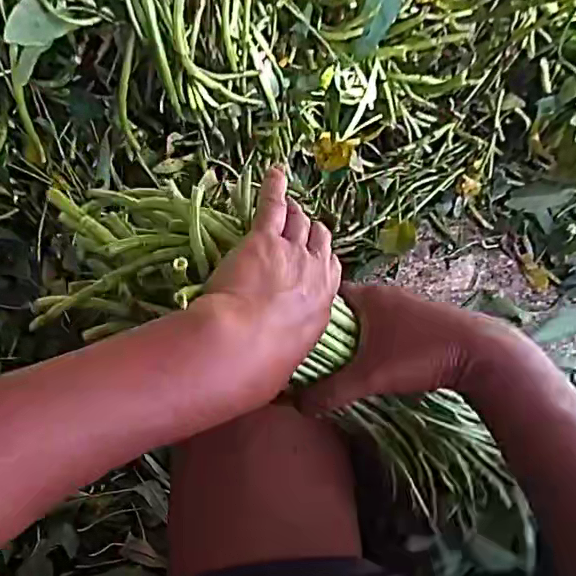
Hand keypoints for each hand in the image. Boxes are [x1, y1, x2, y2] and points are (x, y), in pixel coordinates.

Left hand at [200, 165, 341, 387]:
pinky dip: (274, 187)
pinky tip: (274, 173)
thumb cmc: (262, 365)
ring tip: (290, 205)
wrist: (245, 345)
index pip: (330, 274)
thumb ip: (288, 369)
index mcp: (321, 307)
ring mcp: (291, 254)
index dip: (323, 264)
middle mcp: (313, 275)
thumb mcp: (284, 372)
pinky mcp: (264, 240)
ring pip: (299, 224)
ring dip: (294, 214)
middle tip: (302, 227)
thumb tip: (287, 401)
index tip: (316, 261)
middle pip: (319, 243)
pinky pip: (273, 204)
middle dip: (311, 234)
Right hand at [298, 283, 528, 412]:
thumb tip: (297, 406)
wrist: (480, 354)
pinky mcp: (417, 323)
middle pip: (341, 310)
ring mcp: (402, 307)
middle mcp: (383, 295)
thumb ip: (330, 392)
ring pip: (362, 321)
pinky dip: (367, 343)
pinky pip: (380, 329)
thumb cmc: (420, 355)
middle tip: (306, 356)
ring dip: (347, 339)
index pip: (323, 296)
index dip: (305, 314)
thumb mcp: (368, 378)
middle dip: (323, 331)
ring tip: (330, 363)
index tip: (290, 336)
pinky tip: (364, 364)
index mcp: (367, 296)